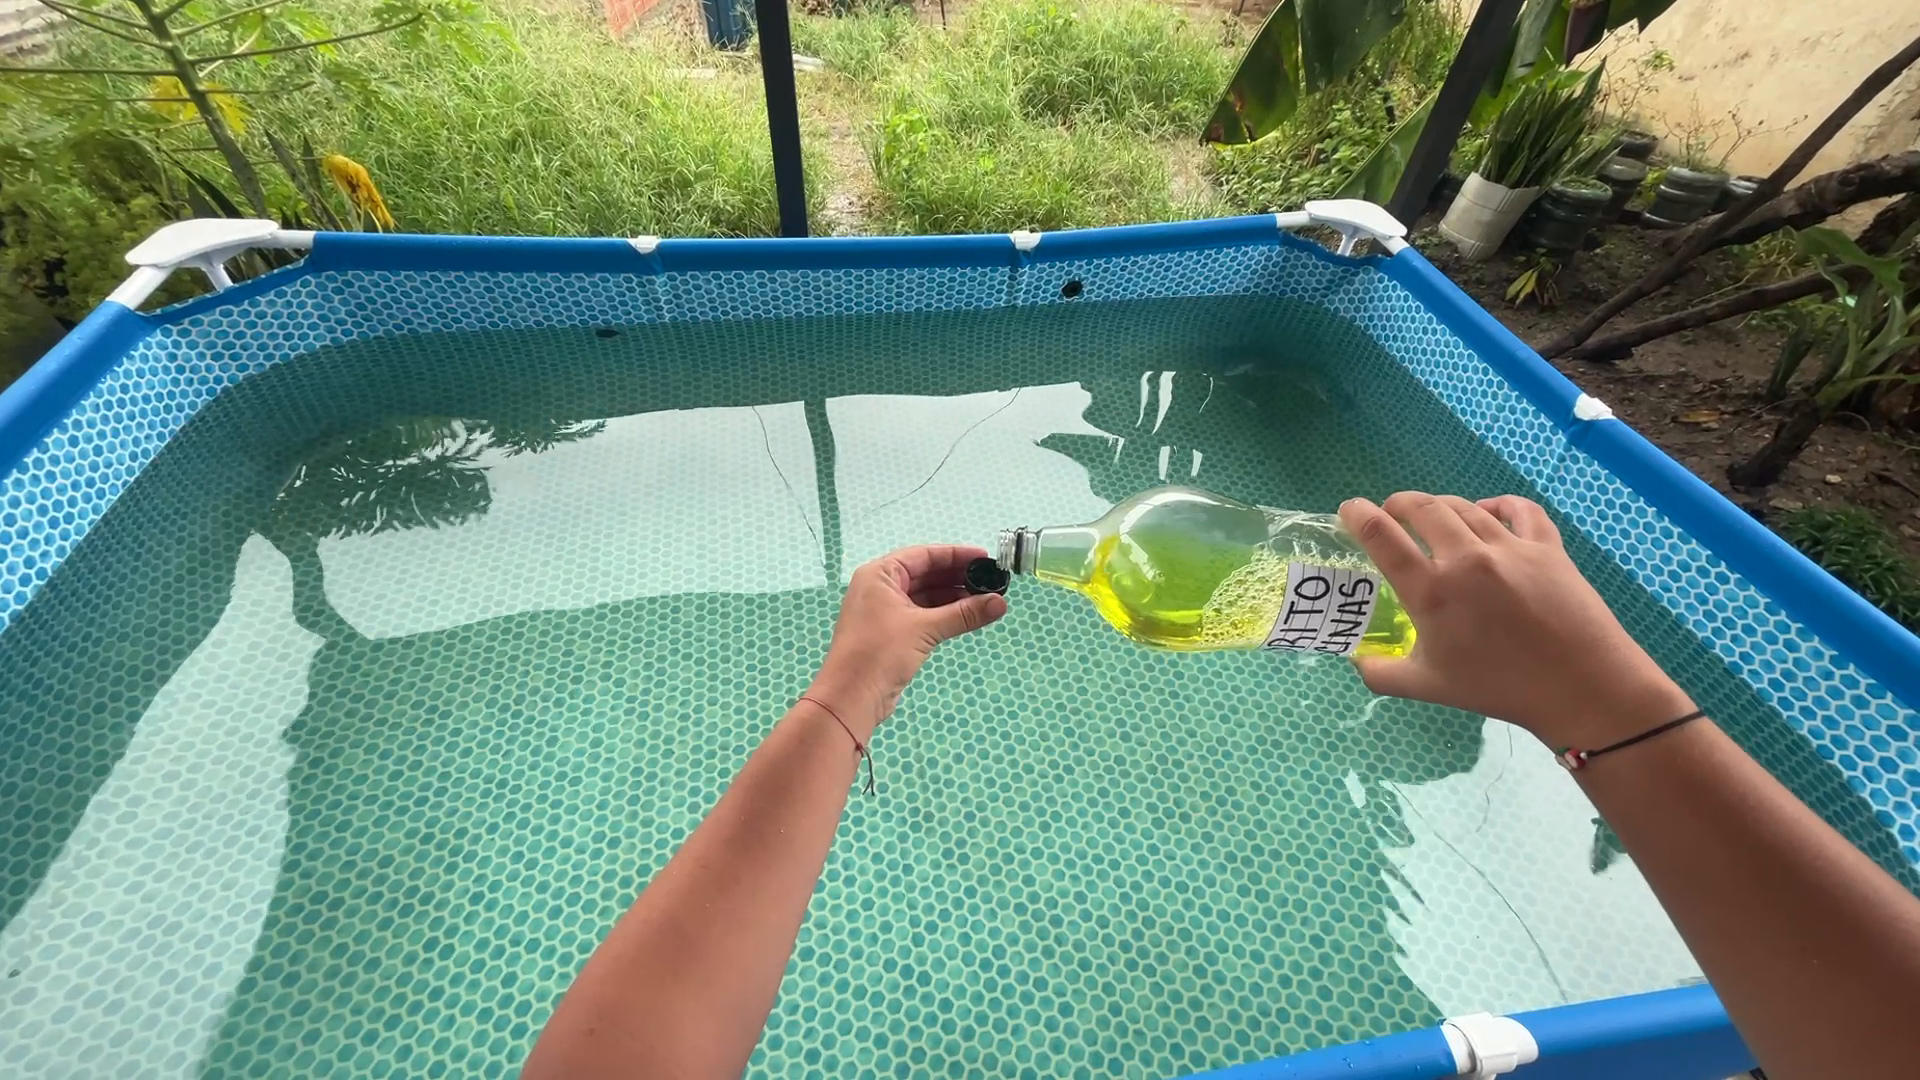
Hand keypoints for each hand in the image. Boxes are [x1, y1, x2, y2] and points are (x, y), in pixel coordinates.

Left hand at [808, 545, 1008, 740]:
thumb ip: (963, 614)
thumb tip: (1000, 602)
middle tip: (991, 581)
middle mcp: (880, 587)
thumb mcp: (924, 628)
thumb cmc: (879, 652)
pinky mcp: (891, 633)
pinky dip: (944, 614)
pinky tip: (967, 616)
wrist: (850, 698)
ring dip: (953, 598)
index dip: (956, 555)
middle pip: (925, 574)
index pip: (924, 555)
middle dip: (957, 578)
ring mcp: (884, 611)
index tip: (985, 558)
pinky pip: (922, 615)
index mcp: (880, 574)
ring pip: (925, 596)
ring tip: (985, 599)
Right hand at [1338, 492, 1694, 749]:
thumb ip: (1379, 672)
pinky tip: (1488, 513)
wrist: (1585, 690)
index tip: (1348, 510)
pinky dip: (1496, 504)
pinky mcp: (1548, 548)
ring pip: (1464, 506)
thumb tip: (1355, 660)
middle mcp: (1465, 560)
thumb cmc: (1498, 688)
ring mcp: (1509, 549)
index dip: (1357, 514)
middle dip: (1397, 503)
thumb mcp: (1425, 687)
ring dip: (1438, 504)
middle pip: (1422, 507)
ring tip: (1431, 515)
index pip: (1381, 535)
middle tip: (1390, 512)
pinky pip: (1518, 509)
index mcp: (1430, 591)